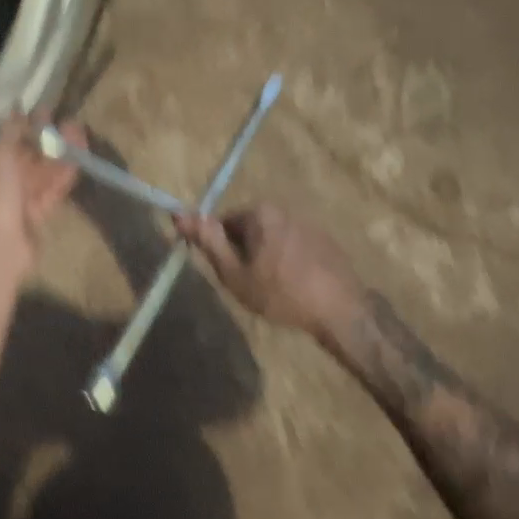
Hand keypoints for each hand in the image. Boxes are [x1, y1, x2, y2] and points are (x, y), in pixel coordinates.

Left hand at [0, 115, 81, 274]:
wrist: (3, 246)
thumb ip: (8, 133)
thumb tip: (15, 108)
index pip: (10, 139)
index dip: (26, 124)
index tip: (45, 109)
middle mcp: (7, 179)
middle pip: (30, 153)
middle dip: (47, 136)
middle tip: (67, 118)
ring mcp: (25, 196)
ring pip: (46, 168)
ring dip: (61, 151)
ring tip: (79, 131)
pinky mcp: (42, 210)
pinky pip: (55, 186)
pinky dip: (67, 171)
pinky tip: (81, 156)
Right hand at [175, 203, 364, 338]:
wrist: (340, 310)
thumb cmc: (280, 293)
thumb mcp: (235, 274)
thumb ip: (207, 242)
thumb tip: (178, 214)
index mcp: (259, 213)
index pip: (223, 224)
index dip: (220, 251)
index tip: (229, 276)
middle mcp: (284, 209)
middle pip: (249, 230)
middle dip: (244, 253)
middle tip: (249, 286)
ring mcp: (308, 223)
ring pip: (271, 239)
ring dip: (266, 258)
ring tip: (273, 290)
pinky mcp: (326, 240)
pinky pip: (294, 247)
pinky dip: (288, 262)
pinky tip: (295, 287)